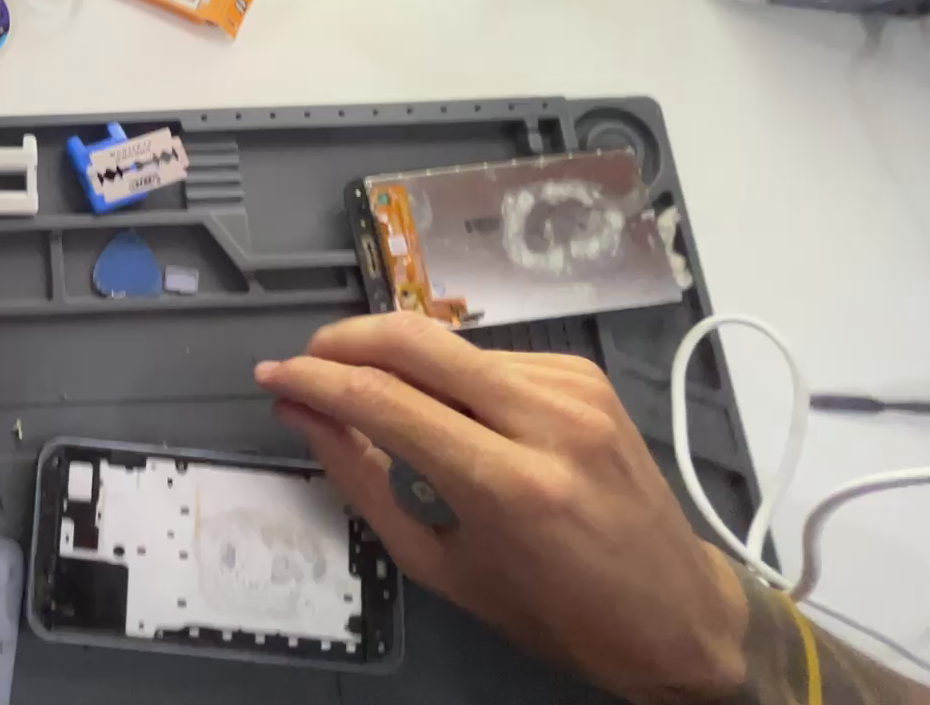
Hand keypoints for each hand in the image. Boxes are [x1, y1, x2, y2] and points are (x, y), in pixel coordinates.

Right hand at [256, 313, 748, 703]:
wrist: (686, 617)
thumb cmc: (550, 609)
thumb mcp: (434, 560)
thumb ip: (356, 475)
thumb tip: (297, 411)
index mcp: (510, 485)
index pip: (381, 400)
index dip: (311, 380)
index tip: (270, 377)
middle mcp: (546, 419)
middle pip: (410, 339)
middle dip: (339, 341)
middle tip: (305, 364)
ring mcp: (570, 386)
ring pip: (439, 341)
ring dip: (384, 357)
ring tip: (365, 392)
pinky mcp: (580, 372)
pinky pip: (477, 354)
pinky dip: (436, 371)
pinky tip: (437, 403)